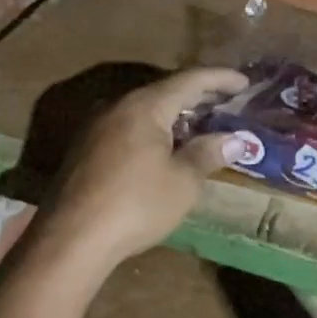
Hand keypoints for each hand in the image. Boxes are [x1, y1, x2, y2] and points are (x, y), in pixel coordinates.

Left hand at [39, 67, 249, 269]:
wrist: (72, 238)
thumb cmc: (136, 205)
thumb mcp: (183, 181)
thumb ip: (208, 153)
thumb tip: (234, 139)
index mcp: (144, 106)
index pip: (190, 80)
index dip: (220, 79)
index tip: (245, 83)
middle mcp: (117, 106)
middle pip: (165, 91)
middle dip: (199, 96)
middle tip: (228, 103)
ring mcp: (96, 127)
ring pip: (145, 110)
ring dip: (175, 115)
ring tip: (202, 125)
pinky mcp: (85, 149)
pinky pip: (129, 127)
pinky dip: (154, 129)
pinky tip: (166, 147)